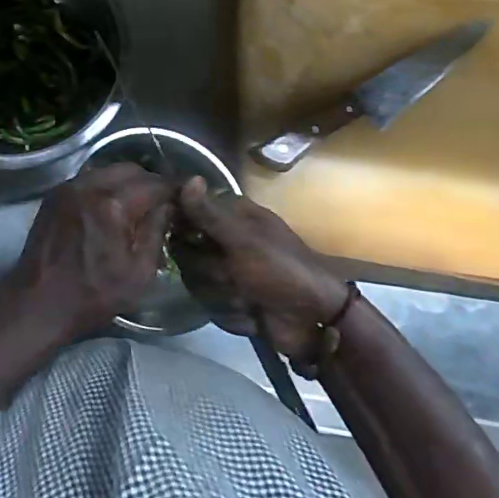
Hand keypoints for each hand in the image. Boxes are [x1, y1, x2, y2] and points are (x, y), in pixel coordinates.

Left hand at [0, 160, 174, 342]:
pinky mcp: (55, 193)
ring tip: (136, 205)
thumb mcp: (139, 273)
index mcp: (112, 205)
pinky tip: (110, 206)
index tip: (185, 195)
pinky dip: (104, 185)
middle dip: (150, 182)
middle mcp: (89, 185)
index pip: (154, 183)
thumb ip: (156, 232)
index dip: (173, 188)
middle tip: (161, 202)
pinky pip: (89, 178)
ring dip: (126, 182)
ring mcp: (69, 186)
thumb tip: (168, 205)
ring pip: (107, 170)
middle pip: (130, 169)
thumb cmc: (92, 294)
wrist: (37, 301)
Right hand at [173, 177, 350, 377]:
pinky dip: (232, 315)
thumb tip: (188, 177)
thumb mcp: (245, 239)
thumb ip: (209, 213)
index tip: (193, 240)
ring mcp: (224, 272)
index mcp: (229, 215)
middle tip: (235, 275)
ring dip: (224, 296)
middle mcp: (222, 240)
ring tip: (249, 299)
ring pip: (195, 282)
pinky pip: (208, 307)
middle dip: (211, 272)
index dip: (184, 228)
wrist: (315, 320)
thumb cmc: (282, 269)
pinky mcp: (227, 300)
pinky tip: (253, 314)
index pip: (186, 212)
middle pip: (185, 253)